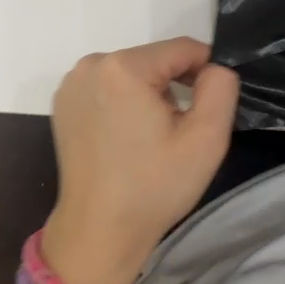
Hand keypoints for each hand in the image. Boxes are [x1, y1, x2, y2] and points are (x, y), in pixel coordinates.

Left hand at [42, 37, 238, 283]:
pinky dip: (125, 103)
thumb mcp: (207, 137)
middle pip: (156, 60)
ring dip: (151, 95)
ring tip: (152, 139)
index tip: (205, 112)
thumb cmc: (153, 186)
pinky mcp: (64, 103)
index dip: (205, 75)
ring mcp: (73, 84)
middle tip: (177, 132)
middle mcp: (92, 65)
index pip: (183, 49)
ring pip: (134, 73)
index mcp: (123, 67)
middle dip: (174, 87)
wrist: (98, 234)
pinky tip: (128, 139)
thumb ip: (220, 86)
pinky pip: (110, 87)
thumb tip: (213, 68)